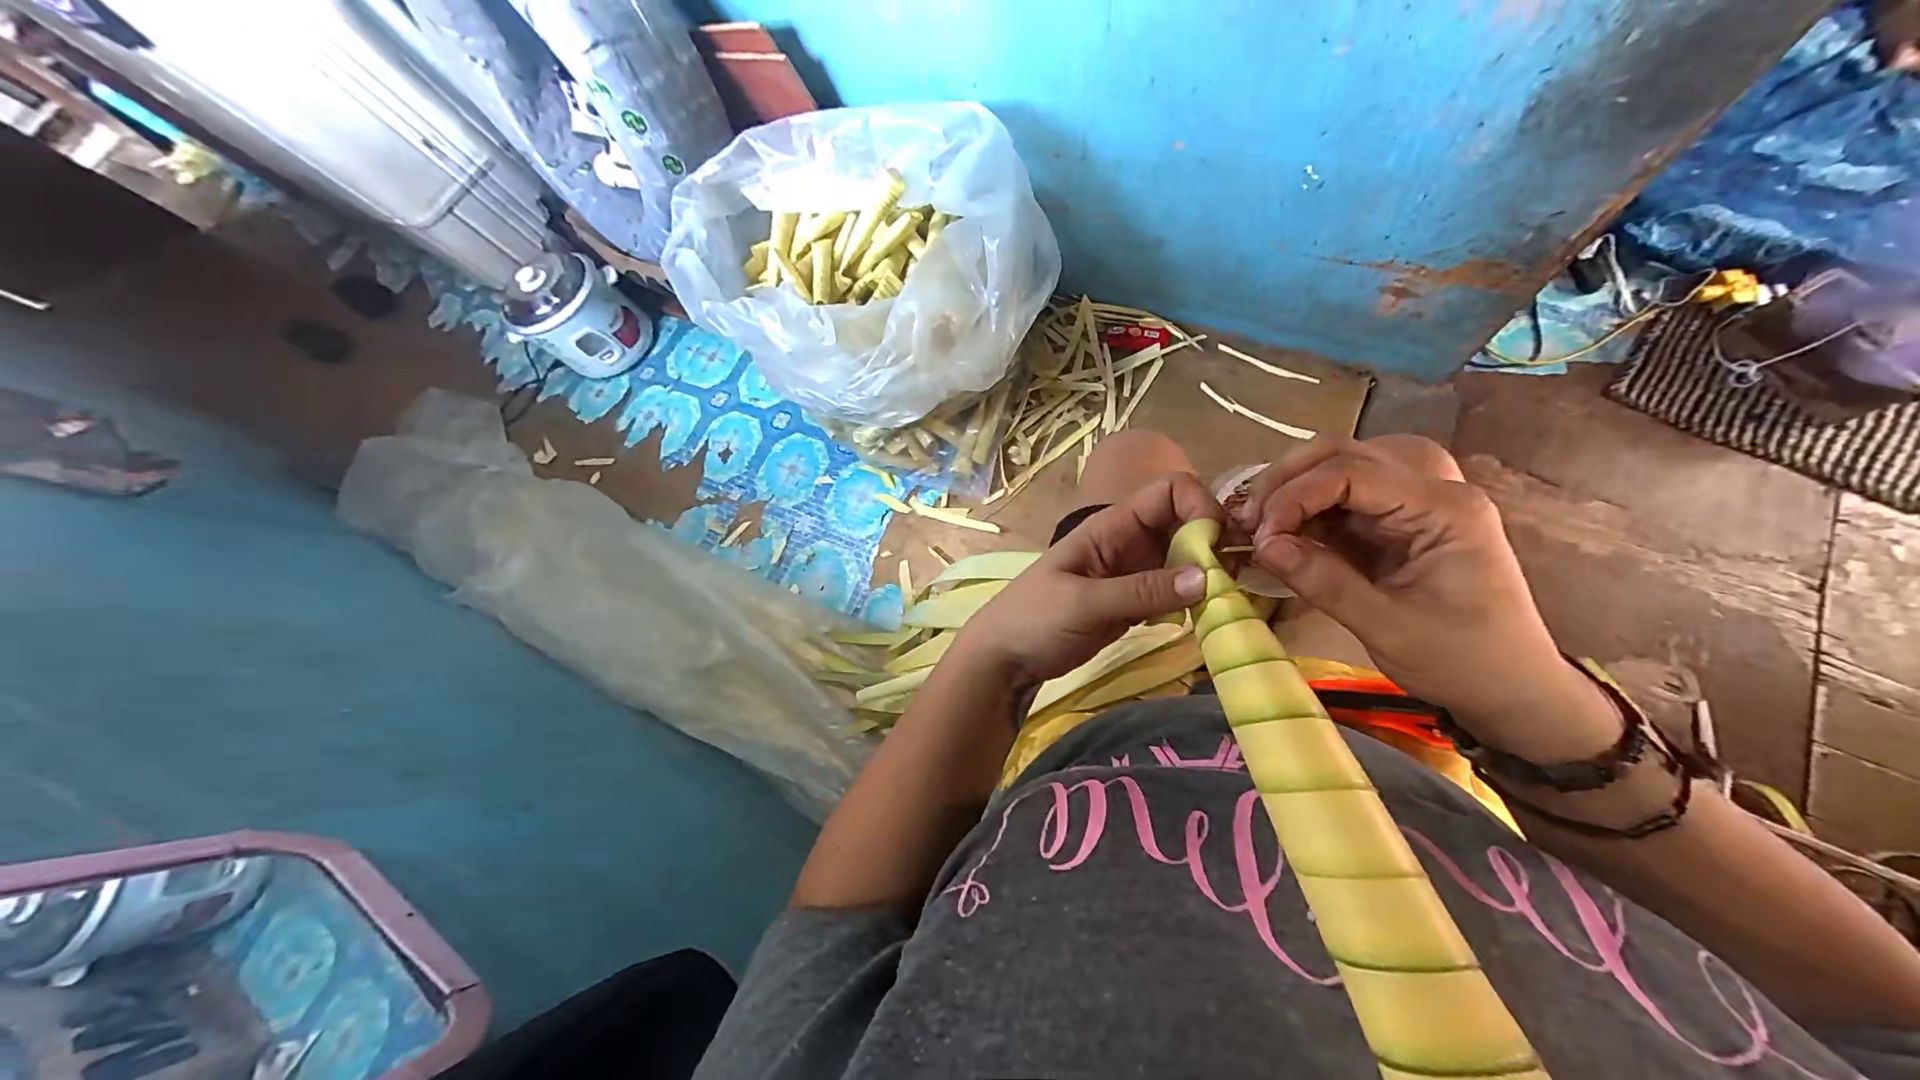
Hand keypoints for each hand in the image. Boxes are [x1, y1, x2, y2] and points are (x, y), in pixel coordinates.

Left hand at [952, 473, 1224, 686]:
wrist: (1006, 656)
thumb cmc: (1034, 619)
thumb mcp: (1084, 603)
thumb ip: (1142, 591)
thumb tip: (1207, 577)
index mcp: (1113, 526)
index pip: (1170, 491)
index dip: (1201, 506)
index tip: (1219, 545)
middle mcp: (1130, 541)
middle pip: (1187, 522)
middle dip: (1217, 541)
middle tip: (1241, 577)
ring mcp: (1135, 571)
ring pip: (1187, 557)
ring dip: (1211, 572)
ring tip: (1233, 599)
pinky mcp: (1137, 600)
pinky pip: (1176, 588)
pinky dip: (1196, 597)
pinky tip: (1210, 616)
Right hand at [1236, 437, 1618, 759]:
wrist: (1513, 687)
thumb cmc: (1462, 662)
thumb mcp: (1388, 628)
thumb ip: (1324, 582)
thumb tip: (1263, 546)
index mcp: (1445, 510)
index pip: (1353, 472)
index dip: (1295, 495)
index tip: (1260, 536)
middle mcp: (1436, 488)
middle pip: (1346, 451)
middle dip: (1287, 479)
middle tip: (1249, 519)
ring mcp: (1420, 499)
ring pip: (1345, 461)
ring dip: (1296, 484)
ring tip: (1262, 520)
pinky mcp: (1402, 516)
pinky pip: (1348, 489)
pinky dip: (1310, 502)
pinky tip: (1287, 526)